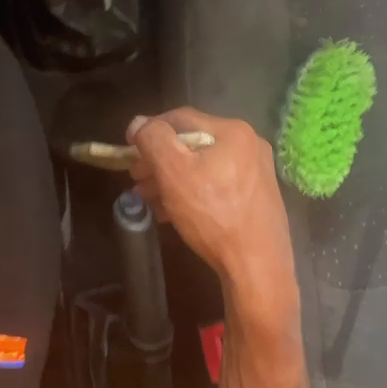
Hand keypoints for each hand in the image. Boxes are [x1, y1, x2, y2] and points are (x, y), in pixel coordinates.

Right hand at [128, 108, 294, 304]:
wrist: (258, 269)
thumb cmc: (213, 214)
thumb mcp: (174, 171)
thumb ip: (153, 139)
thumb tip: (138, 123)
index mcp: (234, 131)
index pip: (180, 118)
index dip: (150, 130)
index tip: (128, 151)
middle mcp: (250, 146)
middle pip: (192, 143)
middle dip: (159, 160)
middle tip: (136, 178)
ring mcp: (256, 175)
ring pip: (203, 167)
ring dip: (172, 179)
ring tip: (148, 198)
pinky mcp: (257, 200)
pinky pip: (216, 187)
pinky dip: (191, 194)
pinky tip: (171, 213)